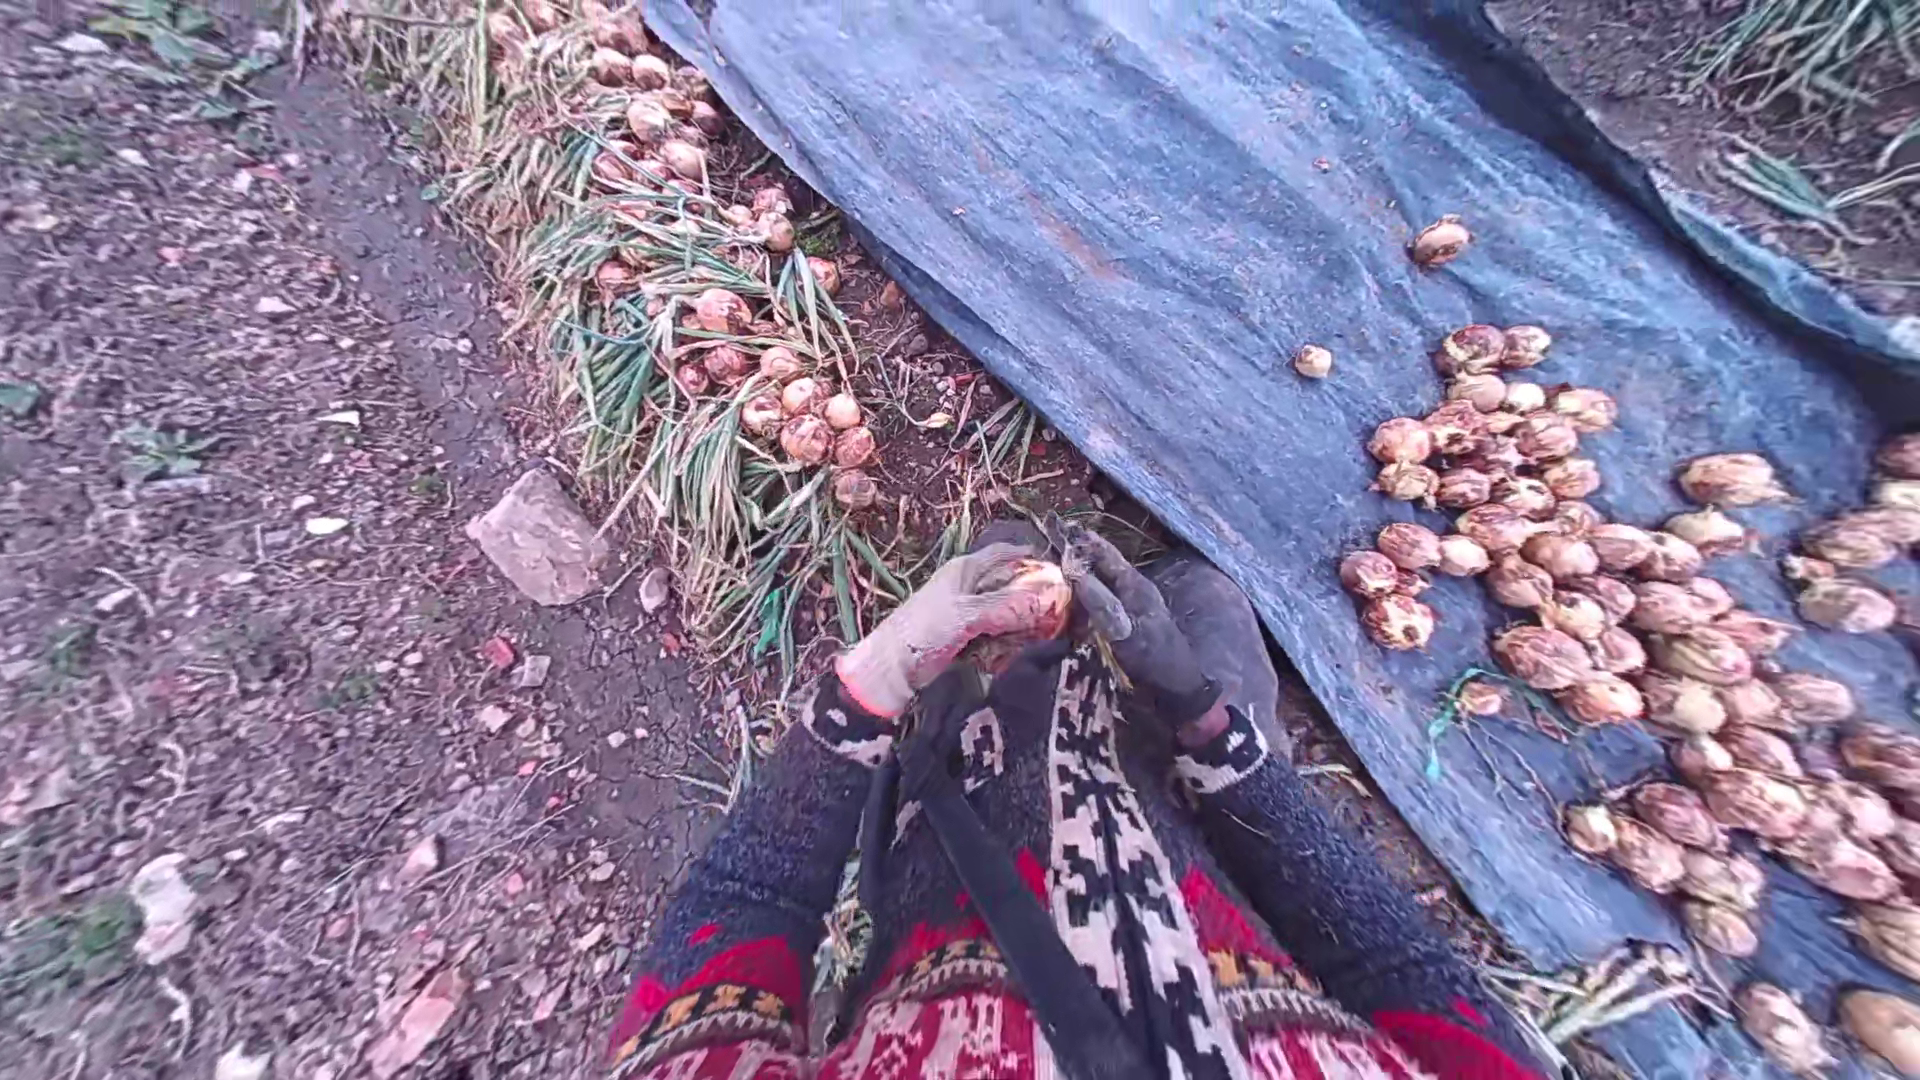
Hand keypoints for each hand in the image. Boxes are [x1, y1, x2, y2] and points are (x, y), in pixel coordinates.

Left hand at [836, 543, 1062, 716]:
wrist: (893, 667)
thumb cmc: (925, 630)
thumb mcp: (967, 614)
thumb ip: (1004, 605)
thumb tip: (1042, 599)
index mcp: (965, 569)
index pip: (1004, 553)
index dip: (1029, 557)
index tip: (1056, 570)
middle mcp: (968, 585)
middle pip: (1008, 582)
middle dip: (1030, 592)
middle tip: (1058, 605)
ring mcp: (967, 610)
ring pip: (1004, 608)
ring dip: (1020, 618)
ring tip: (1044, 628)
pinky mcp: (966, 633)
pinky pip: (996, 630)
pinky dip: (1007, 636)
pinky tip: (1020, 645)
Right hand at [1070, 527, 1221, 730]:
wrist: (1177, 689)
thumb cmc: (1151, 657)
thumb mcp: (1121, 628)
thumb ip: (1098, 599)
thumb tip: (1074, 570)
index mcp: (1135, 585)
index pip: (1106, 554)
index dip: (1085, 540)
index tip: (1063, 525)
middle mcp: (1135, 590)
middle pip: (1105, 564)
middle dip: (1082, 552)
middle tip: (1057, 542)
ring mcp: (1134, 605)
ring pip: (1106, 580)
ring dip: (1086, 570)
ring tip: (1062, 564)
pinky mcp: (1130, 621)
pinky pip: (1106, 597)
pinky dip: (1089, 591)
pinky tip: (1077, 597)